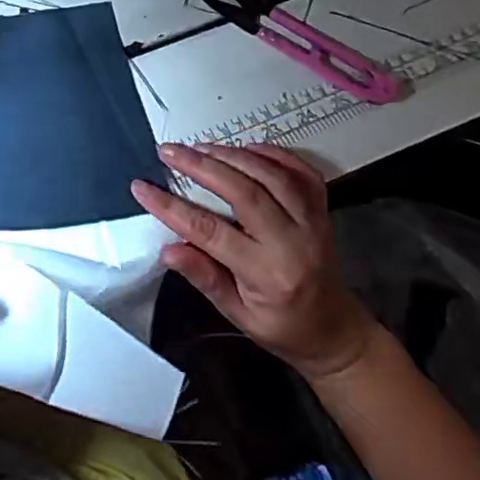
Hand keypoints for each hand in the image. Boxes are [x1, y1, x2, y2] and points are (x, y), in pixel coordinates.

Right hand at [132, 143, 377, 378]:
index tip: (141, 188)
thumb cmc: (282, 326)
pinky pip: (301, 174)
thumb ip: (204, 277)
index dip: (170, 206)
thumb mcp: (237, 314)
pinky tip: (244, 148)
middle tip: (168, 152)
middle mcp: (294, 244)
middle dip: (200, 167)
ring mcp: (313, 225)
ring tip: (197, 147)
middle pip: (245, 192)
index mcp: (268, 274)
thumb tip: (168, 250)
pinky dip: (273, 155)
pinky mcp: (322, 213)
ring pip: (272, 177)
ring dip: (231, 155)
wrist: (338, 332)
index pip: (210, 231)